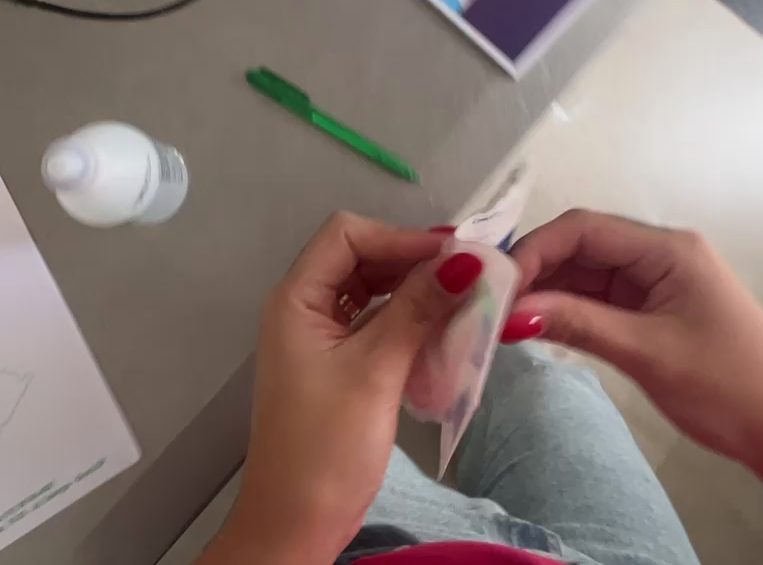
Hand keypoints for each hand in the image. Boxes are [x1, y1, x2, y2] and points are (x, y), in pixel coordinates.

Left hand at [212, 214, 479, 564]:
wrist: (295, 526)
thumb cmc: (327, 447)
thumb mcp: (375, 372)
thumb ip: (417, 311)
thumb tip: (462, 261)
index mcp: (296, 298)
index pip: (345, 236)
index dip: (398, 236)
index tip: (451, 252)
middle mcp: (303, 305)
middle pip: (359, 257)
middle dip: (410, 260)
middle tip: (467, 270)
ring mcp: (319, 334)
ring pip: (369, 288)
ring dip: (412, 288)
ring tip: (462, 294)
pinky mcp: (336, 360)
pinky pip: (373, 319)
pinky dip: (406, 317)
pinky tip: (441, 325)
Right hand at [504, 209, 762, 469]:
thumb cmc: (731, 388)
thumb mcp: (648, 354)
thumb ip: (577, 323)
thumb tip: (509, 313)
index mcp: (667, 248)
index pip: (584, 229)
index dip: (536, 249)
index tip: (499, 282)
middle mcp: (657, 253)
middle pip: (580, 246)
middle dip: (535, 269)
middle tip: (492, 299)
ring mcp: (653, 281)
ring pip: (583, 272)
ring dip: (546, 291)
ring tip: (503, 314)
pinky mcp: (649, 308)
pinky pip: (595, 297)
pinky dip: (565, 309)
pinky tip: (535, 323)